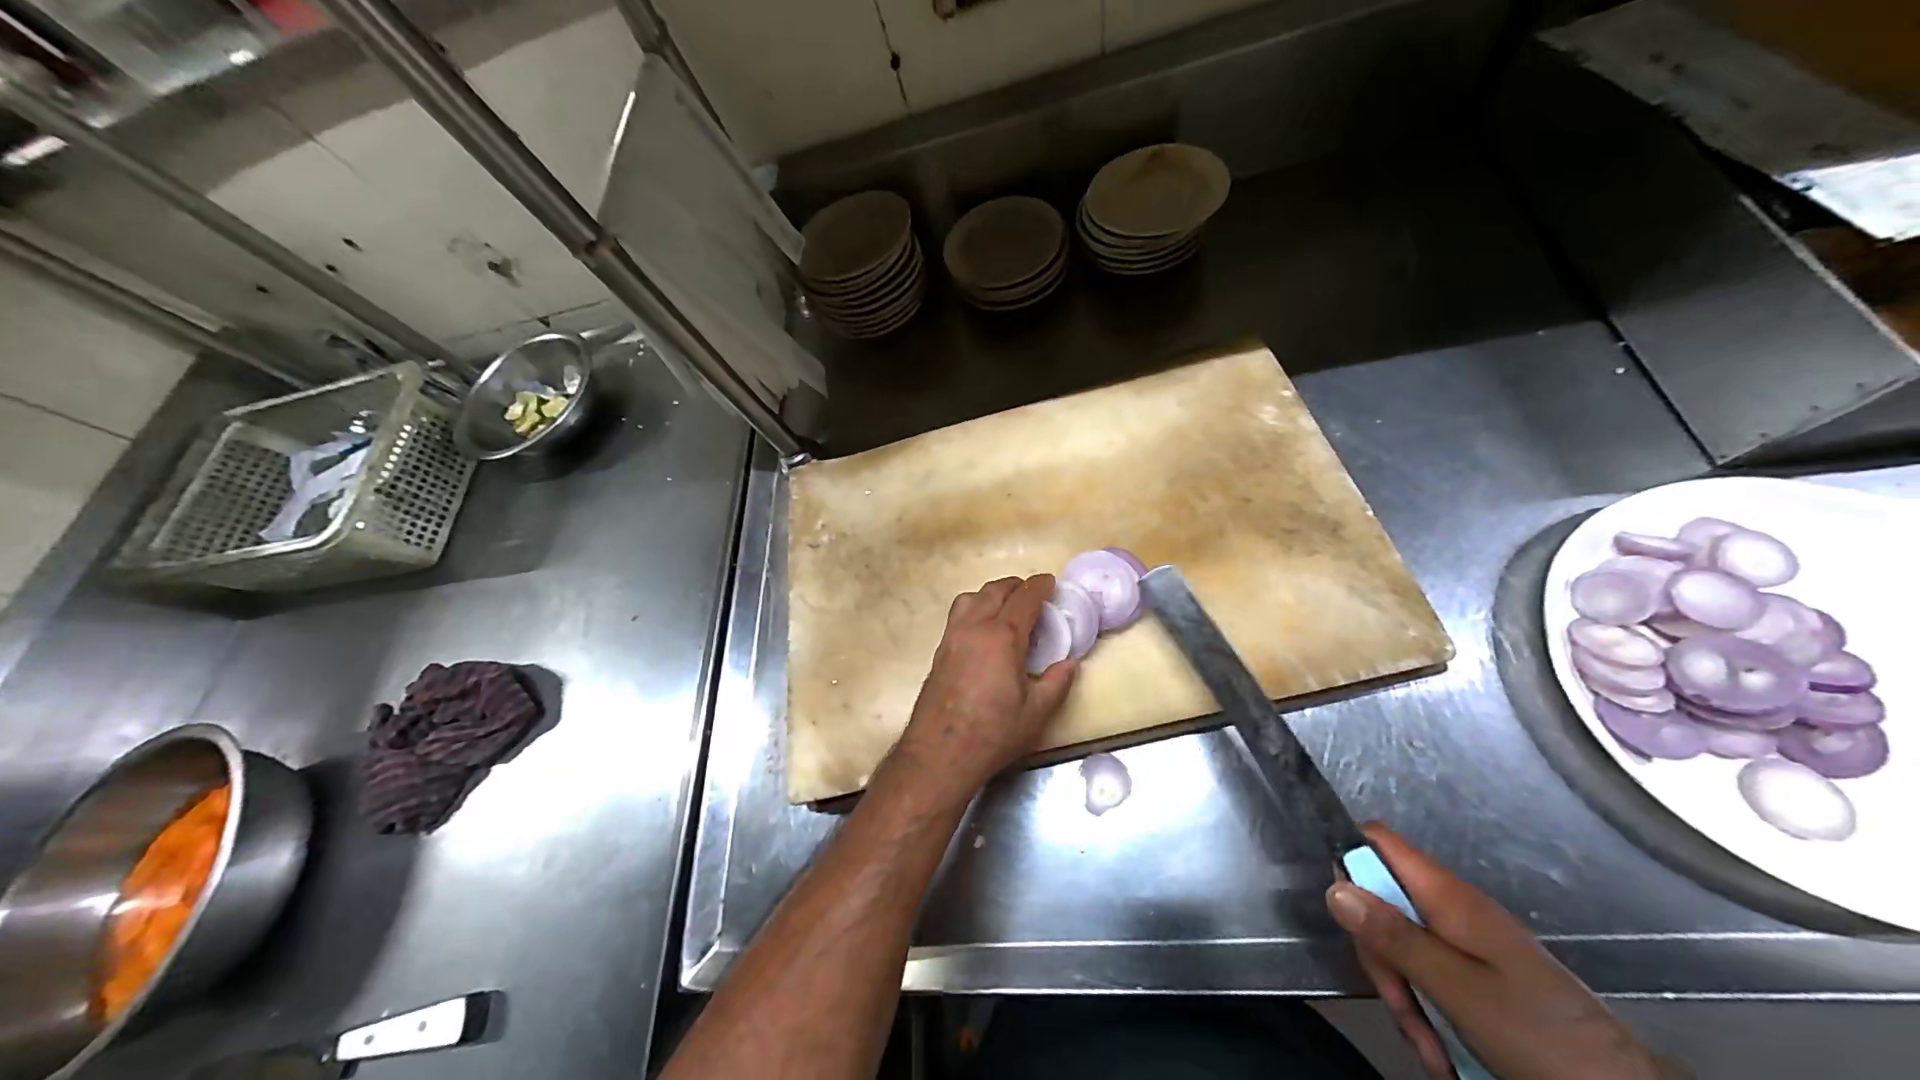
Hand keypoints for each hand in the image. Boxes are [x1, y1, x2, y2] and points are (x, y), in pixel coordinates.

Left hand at [881, 575, 1076, 812]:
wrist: (939, 753)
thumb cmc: (992, 733)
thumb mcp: (1036, 712)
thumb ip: (1057, 683)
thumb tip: (1069, 663)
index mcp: (1001, 636)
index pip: (1024, 599)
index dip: (1040, 587)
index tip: (1050, 583)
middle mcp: (973, 628)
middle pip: (995, 591)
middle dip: (1016, 586)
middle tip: (1033, 593)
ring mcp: (951, 637)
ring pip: (971, 598)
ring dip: (992, 593)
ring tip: (1007, 605)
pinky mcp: (939, 651)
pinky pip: (958, 614)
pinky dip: (975, 607)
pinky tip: (984, 628)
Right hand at [1326, 825, 1670, 1079]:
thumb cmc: (1538, 1033)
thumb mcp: (1456, 988)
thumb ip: (1393, 936)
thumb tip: (1334, 887)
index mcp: (1448, 896)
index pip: (1379, 841)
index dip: (1349, 858)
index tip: (1344, 910)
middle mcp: (1452, 909)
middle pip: (1381, 904)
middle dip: (1380, 958)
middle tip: (1402, 1006)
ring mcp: (1465, 943)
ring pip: (1400, 948)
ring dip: (1403, 996)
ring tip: (1430, 1046)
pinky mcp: (1477, 977)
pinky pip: (1426, 977)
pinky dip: (1426, 1011)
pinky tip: (1442, 1047)